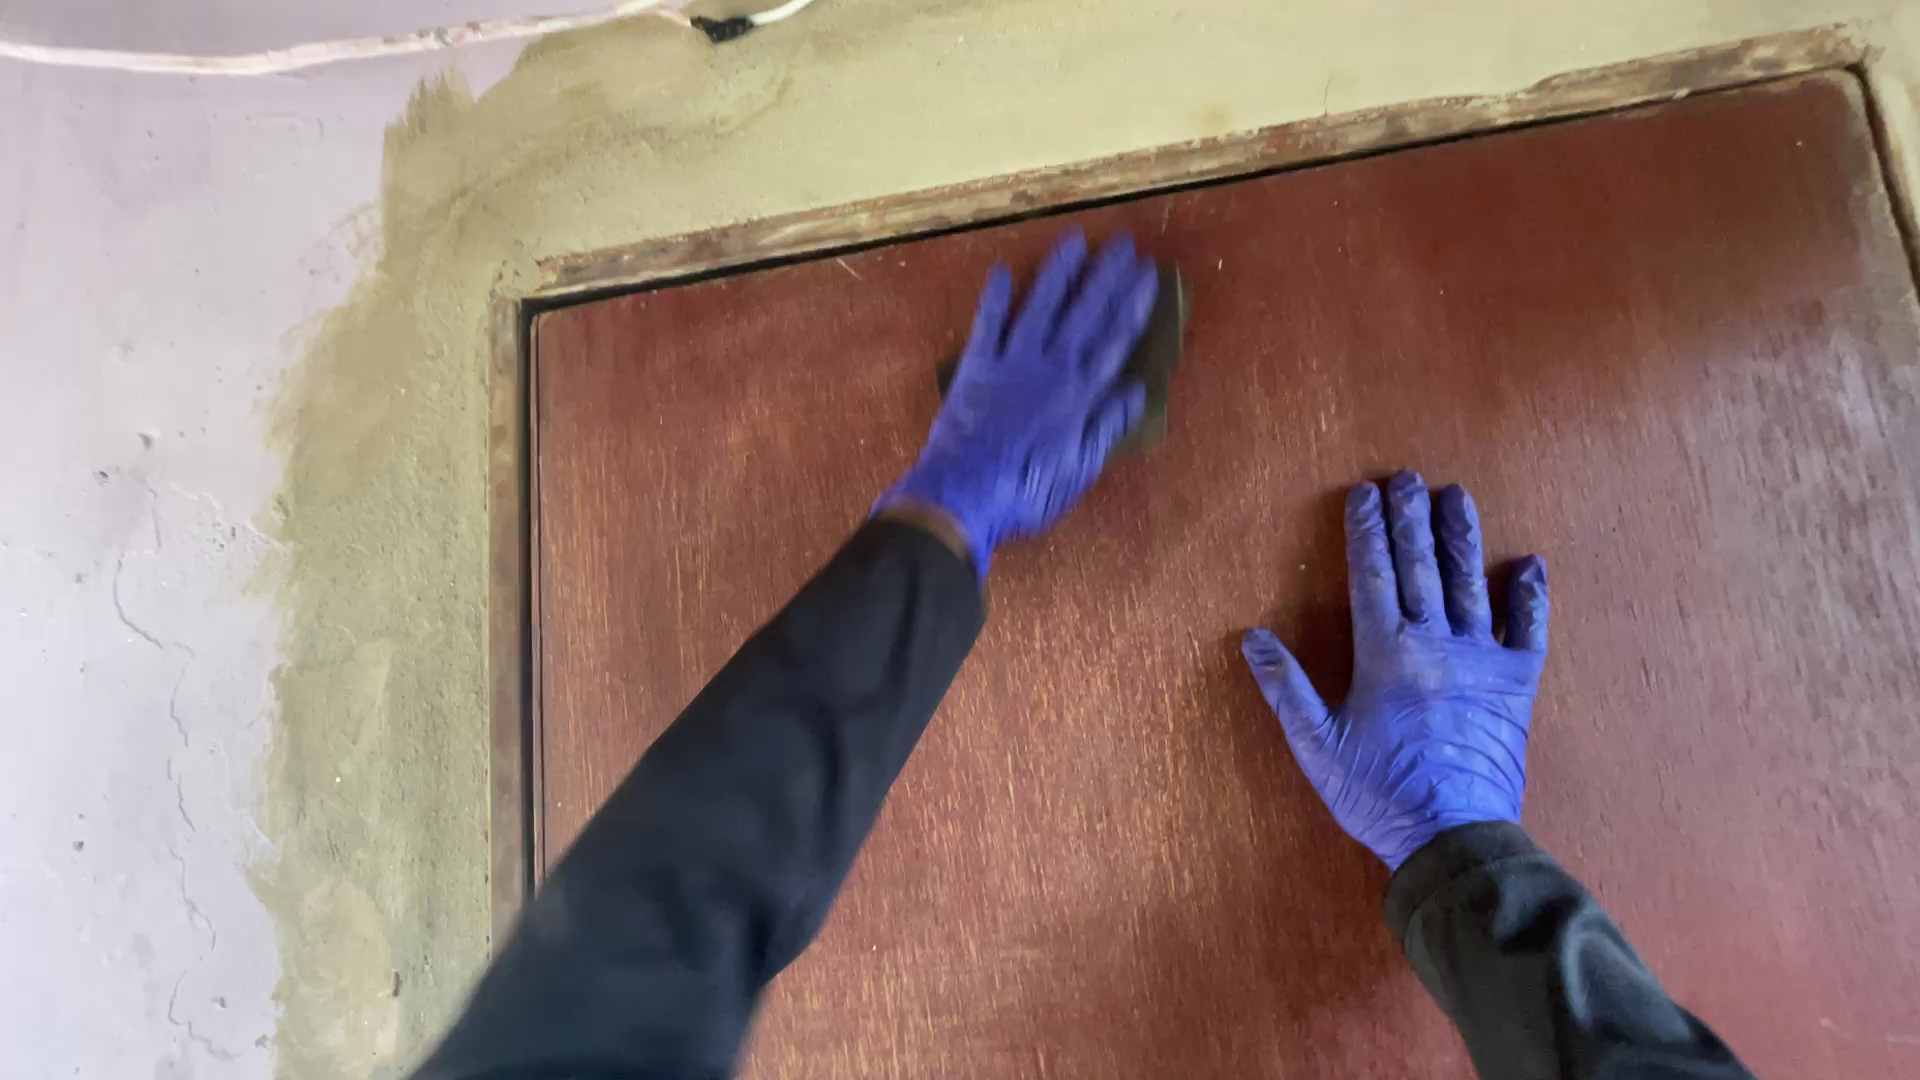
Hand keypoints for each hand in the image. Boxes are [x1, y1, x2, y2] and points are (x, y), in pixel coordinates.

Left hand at [877, 229, 1156, 576]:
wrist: (964, 494)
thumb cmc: (1026, 493)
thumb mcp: (1078, 470)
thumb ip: (1106, 426)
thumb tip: (1137, 391)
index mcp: (1079, 396)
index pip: (1114, 341)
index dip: (1133, 305)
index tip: (1148, 274)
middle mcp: (1050, 369)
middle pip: (1084, 315)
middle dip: (1106, 278)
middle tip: (1122, 242)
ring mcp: (1011, 364)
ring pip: (1039, 307)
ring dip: (1057, 273)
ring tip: (1073, 239)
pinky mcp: (975, 367)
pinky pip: (987, 325)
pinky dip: (993, 297)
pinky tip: (1000, 269)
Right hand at [1241, 472, 1550, 870]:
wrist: (1455, 838)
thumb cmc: (1376, 788)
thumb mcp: (1315, 741)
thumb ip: (1284, 685)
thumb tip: (1253, 636)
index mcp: (1385, 652)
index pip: (1372, 574)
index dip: (1366, 531)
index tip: (1364, 493)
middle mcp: (1435, 643)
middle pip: (1420, 568)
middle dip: (1410, 519)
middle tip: (1407, 477)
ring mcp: (1482, 661)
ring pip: (1471, 585)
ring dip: (1462, 538)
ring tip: (1457, 496)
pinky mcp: (1516, 686)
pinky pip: (1529, 633)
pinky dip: (1530, 598)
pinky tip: (1531, 565)